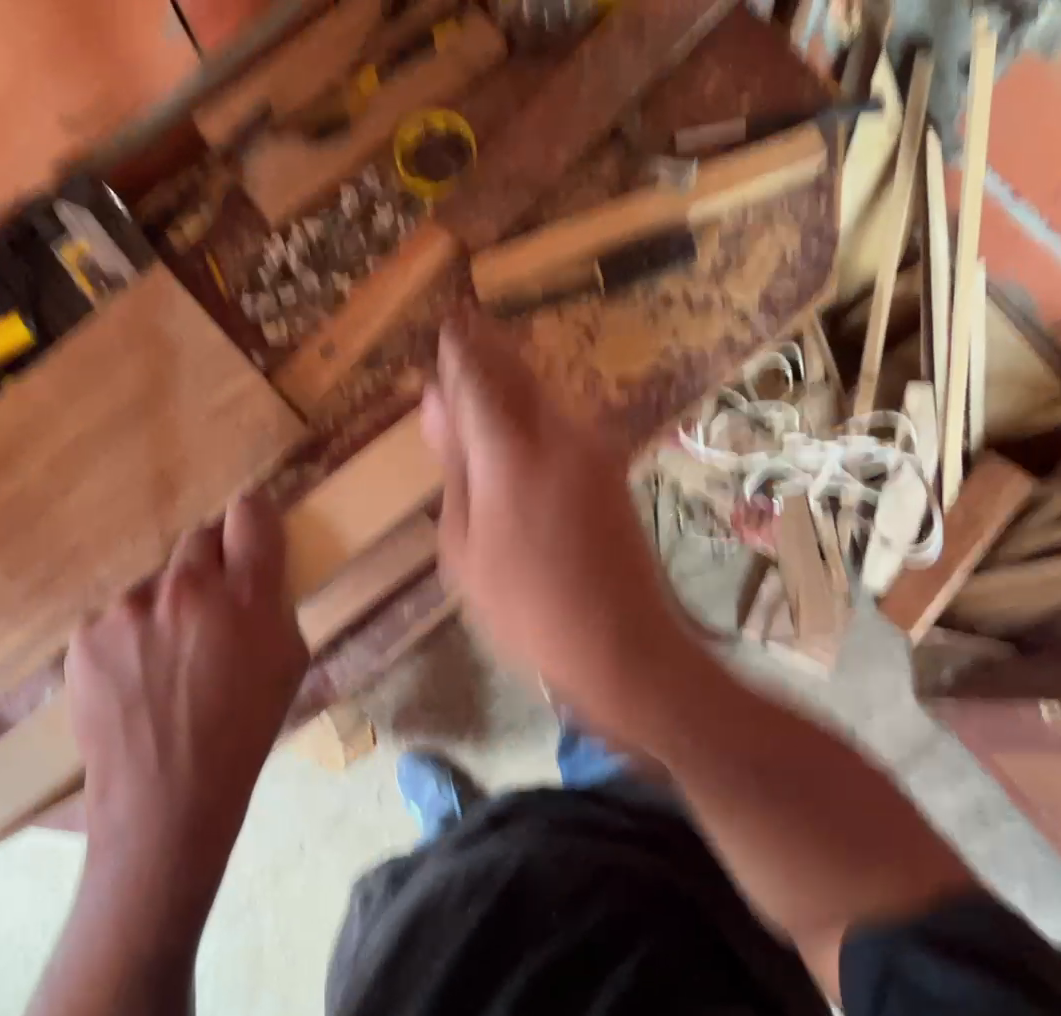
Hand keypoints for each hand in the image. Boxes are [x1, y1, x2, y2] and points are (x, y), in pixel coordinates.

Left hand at [64, 494, 310, 883]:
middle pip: (199, 538)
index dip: (252, 521)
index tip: (250, 539)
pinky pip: (116, 618)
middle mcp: (186, 589)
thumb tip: (256, 577)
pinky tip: (133, 681)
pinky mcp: (86, 634)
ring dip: (165, 607)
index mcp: (246, 596)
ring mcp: (129, 609)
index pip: (250, 513)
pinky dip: (127, 639)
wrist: (166, 799)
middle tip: (210, 612)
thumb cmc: (243, 735)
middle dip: (210, 567)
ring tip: (164, 664)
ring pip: (155, 584)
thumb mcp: (288, 666)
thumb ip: (272, 607)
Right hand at [422, 311, 687, 729]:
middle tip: (461, 328)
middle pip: (515, 369)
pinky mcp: (610, 469)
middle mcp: (557, 431)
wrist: (623, 645)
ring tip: (479, 370)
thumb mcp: (464, 547)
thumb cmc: (525, 608)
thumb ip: (454, 467)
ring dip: (509, 376)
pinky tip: (513, 423)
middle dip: (485, 348)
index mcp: (510, 449)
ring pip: (541, 392)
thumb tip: (436, 404)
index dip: (457, 347)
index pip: (476, 373)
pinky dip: (530, 409)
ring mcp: (592, 447)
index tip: (444, 325)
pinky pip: (560, 420)